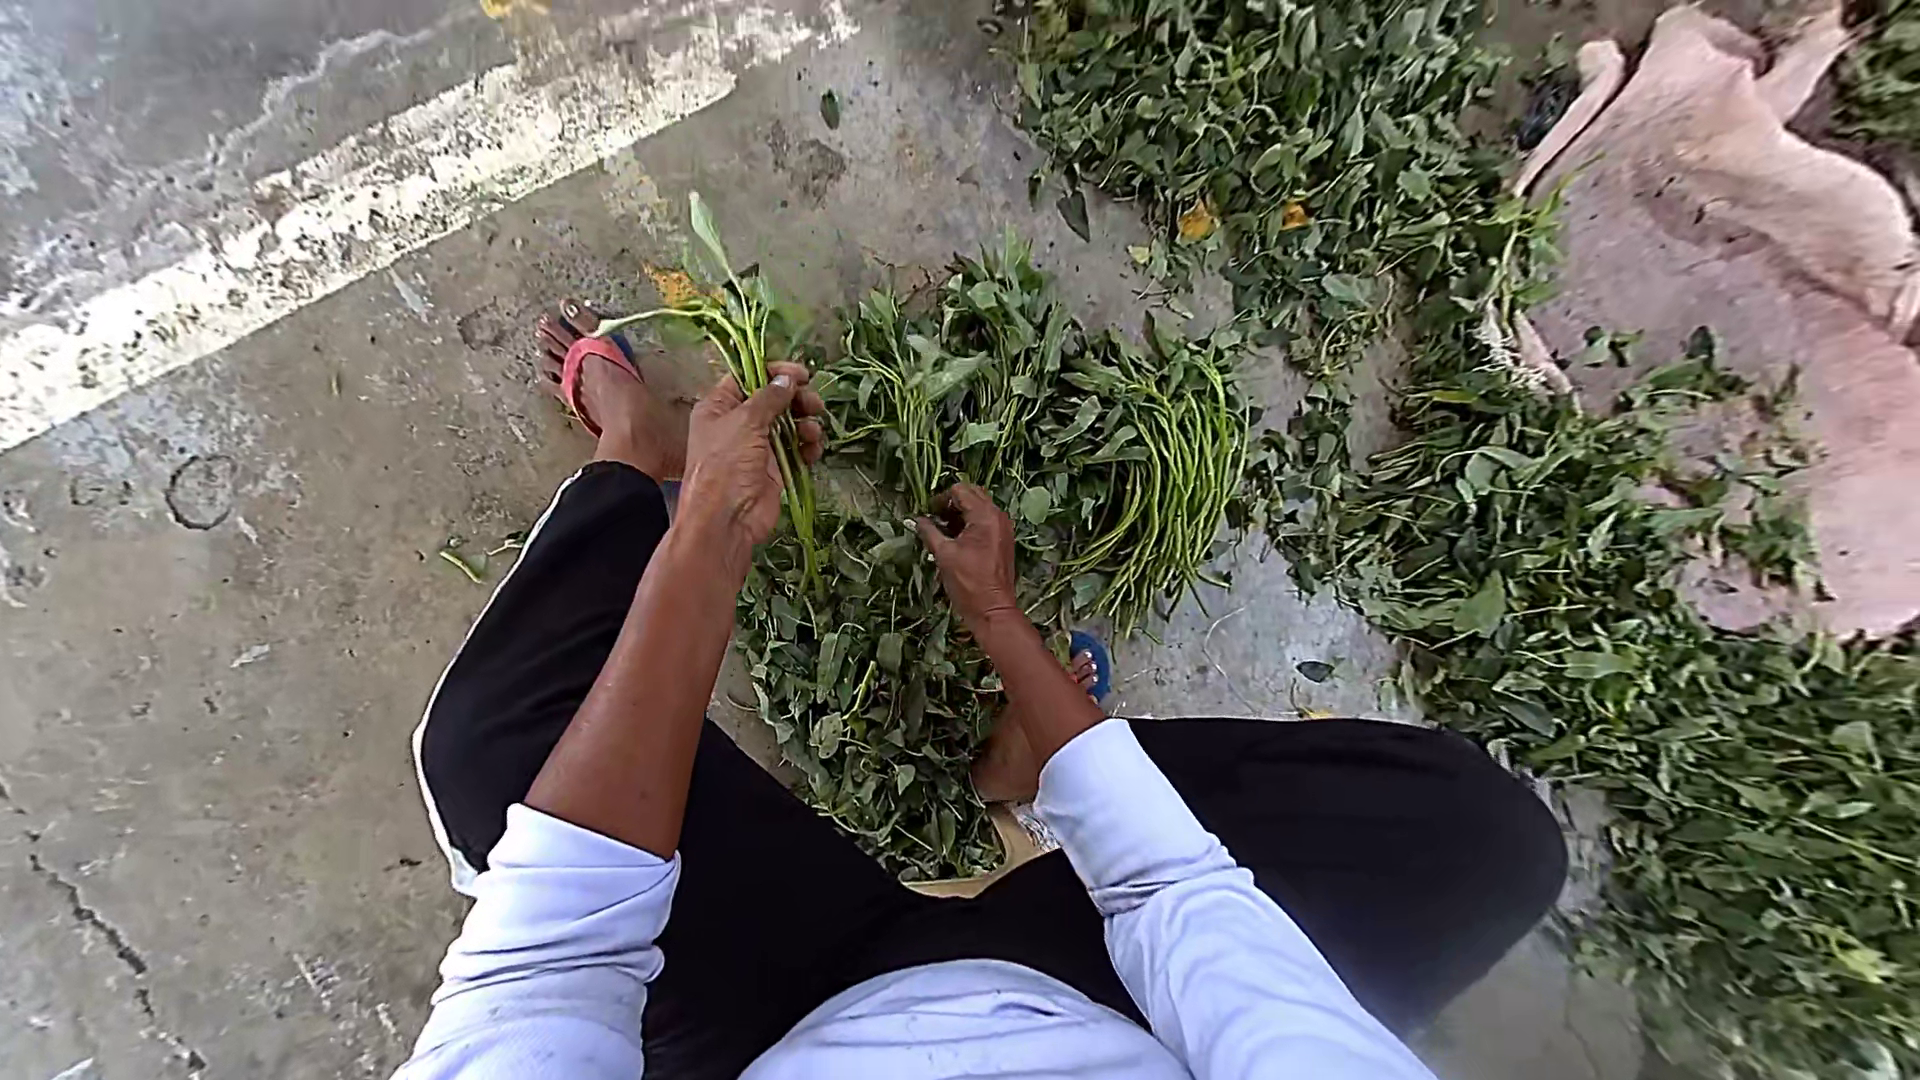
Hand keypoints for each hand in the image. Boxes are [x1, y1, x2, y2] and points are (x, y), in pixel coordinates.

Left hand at [678, 361, 824, 570]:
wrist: (727, 517)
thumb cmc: (726, 464)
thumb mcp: (744, 421)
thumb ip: (769, 397)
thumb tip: (788, 380)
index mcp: (721, 407)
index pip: (749, 378)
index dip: (775, 373)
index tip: (802, 375)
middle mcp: (739, 424)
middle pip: (774, 400)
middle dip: (797, 400)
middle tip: (813, 404)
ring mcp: (759, 447)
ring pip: (790, 425)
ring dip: (806, 424)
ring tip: (813, 432)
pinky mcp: (776, 468)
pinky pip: (798, 449)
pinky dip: (808, 446)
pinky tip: (813, 450)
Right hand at [916, 483, 1022, 632]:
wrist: (992, 610)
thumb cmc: (968, 583)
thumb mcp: (944, 555)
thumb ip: (929, 532)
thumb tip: (916, 520)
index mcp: (985, 516)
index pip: (961, 490)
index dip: (941, 499)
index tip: (928, 513)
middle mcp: (998, 516)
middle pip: (972, 494)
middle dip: (952, 503)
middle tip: (935, 518)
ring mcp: (1004, 528)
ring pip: (980, 507)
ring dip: (960, 513)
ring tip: (942, 530)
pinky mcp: (1003, 540)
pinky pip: (986, 521)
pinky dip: (970, 523)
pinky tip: (956, 538)